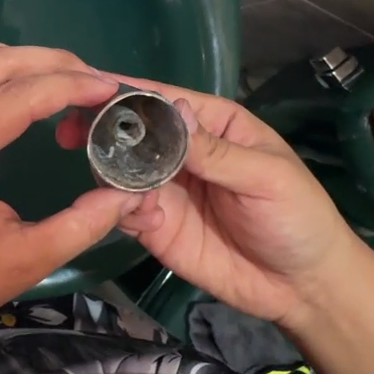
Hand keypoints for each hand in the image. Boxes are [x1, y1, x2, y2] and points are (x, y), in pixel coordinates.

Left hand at [0, 41, 143, 365]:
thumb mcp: (24, 262)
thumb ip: (82, 224)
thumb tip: (130, 194)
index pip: (16, 97)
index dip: (69, 86)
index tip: (111, 90)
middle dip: (51, 63)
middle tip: (95, 81)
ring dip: (17, 57)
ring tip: (61, 77)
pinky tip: (17, 84)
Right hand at [60, 78, 358, 330]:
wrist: (303, 287)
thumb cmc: (298, 217)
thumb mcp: (266, 177)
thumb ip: (215, 150)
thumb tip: (171, 110)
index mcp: (210, 124)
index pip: (160, 99)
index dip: (124, 92)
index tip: (84, 87)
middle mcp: (180, 152)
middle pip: (130, 132)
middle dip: (101, 130)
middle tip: (70, 135)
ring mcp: (165, 190)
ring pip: (119, 171)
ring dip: (110, 176)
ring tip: (121, 191)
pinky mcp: (156, 227)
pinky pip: (125, 212)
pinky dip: (123, 213)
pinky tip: (146, 222)